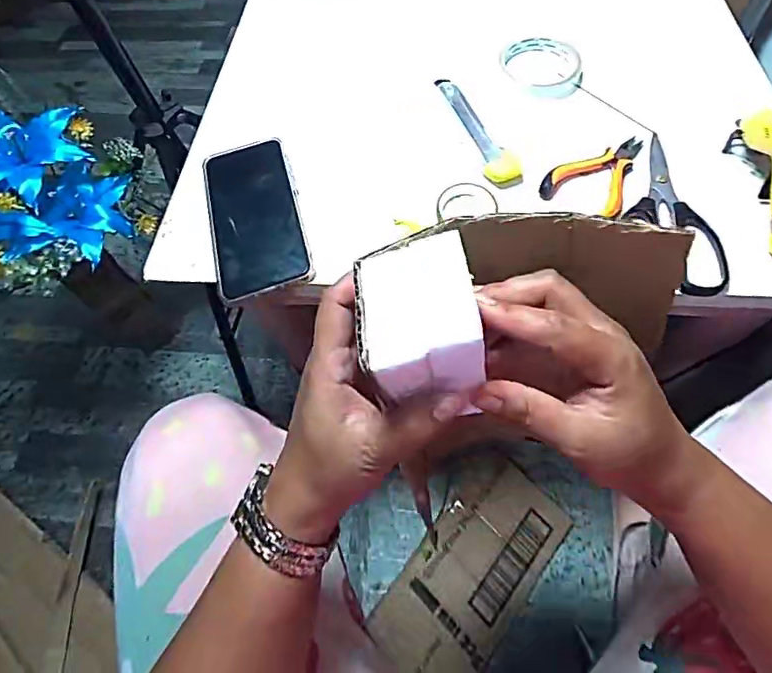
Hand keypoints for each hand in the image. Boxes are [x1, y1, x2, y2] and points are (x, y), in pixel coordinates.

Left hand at [266, 275, 463, 541]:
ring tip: (436, 307)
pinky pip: (383, 357)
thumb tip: (465, 392)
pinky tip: (432, 347)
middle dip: (390, 295)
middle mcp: (338, 360)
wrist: (305, 506)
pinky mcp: (361, 390)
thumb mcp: (377, 446)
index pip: (336, 305)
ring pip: (373, 334)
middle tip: (429, 284)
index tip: (393, 265)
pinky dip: (404, 347)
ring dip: (399, 320)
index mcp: (330, 362)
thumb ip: (421, 420)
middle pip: (360, 312)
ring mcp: (349, 374)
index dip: (358, 279)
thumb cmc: (328, 470)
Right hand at [471, 270, 711, 514]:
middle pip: (550, 290)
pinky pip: (543, 320)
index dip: (512, 316)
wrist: (663, 464)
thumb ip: (530, 412)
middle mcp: (601, 331)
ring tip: (469, 322)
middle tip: (467, 310)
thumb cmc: (632, 454)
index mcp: (609, 352)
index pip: (555, 324)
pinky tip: (488, 341)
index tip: (474, 312)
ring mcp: (591, 334)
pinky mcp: (579, 345)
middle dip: (507, 293)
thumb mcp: (580, 440)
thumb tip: (480, 392)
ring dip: (509, 304)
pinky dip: (514, 323)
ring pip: (546, 298)